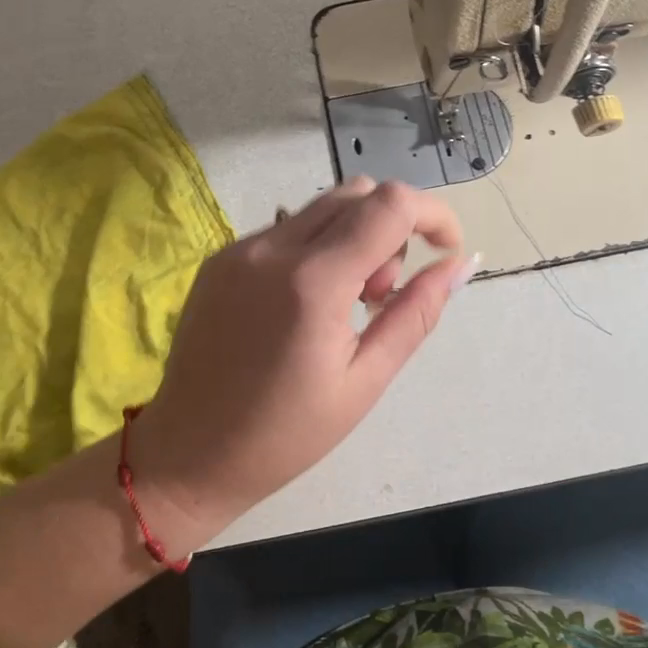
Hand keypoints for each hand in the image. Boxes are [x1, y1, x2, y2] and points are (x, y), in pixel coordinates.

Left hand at [131, 177, 472, 531]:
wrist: (187, 454)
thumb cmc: (284, 435)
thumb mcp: (364, 382)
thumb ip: (415, 313)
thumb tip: (459, 265)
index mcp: (312, 282)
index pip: (390, 205)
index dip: (433, 215)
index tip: (446, 250)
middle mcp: (272, 248)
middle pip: (358, 193)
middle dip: (392, 230)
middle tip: (380, 297)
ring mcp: (239, 248)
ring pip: (321, 206)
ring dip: (355, 236)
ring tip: (346, 304)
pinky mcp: (221, 257)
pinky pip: (287, 228)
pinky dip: (317, 247)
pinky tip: (307, 304)